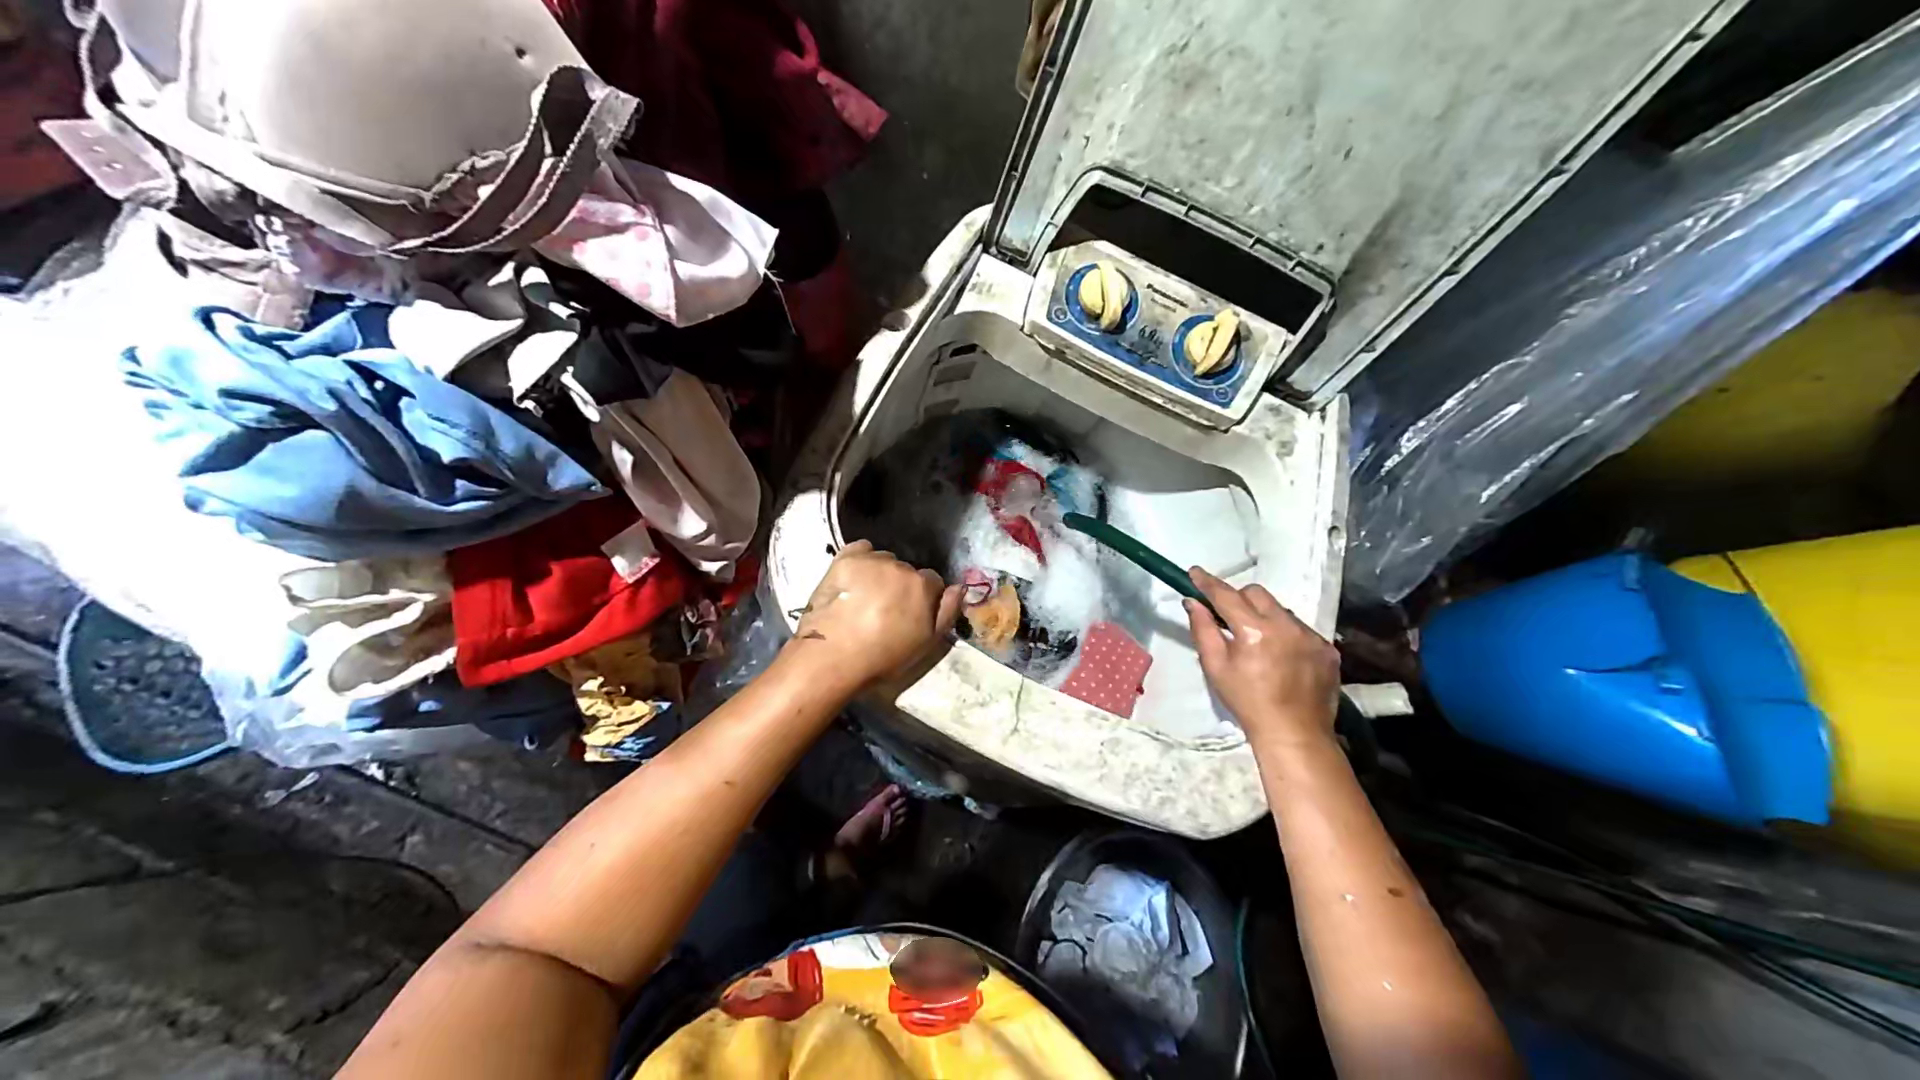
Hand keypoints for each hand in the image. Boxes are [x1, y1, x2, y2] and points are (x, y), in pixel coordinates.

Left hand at [786, 540, 962, 692]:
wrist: (834, 656)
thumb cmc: (884, 656)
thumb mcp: (927, 643)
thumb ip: (948, 612)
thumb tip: (960, 588)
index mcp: (924, 586)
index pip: (932, 581)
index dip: (922, 598)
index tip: (908, 614)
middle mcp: (901, 566)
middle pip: (906, 570)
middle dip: (899, 585)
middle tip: (883, 609)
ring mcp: (872, 560)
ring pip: (883, 560)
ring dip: (879, 573)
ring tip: (864, 598)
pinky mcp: (845, 558)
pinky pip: (860, 549)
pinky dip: (860, 560)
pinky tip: (852, 581)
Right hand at [1184, 567, 1339, 750]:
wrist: (1294, 733)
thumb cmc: (1247, 701)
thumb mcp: (1215, 667)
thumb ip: (1203, 629)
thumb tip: (1193, 602)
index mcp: (1254, 630)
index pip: (1226, 595)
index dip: (1208, 582)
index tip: (1195, 572)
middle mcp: (1285, 625)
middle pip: (1257, 594)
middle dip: (1239, 598)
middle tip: (1228, 617)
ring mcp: (1310, 635)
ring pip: (1281, 610)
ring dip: (1265, 616)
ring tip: (1259, 642)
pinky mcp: (1327, 648)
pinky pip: (1301, 629)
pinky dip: (1287, 634)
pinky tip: (1282, 657)